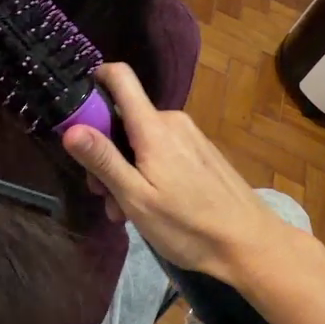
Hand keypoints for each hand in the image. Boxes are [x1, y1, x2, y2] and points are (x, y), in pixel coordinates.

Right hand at [62, 63, 301, 286]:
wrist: (254, 248)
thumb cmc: (189, 225)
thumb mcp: (137, 198)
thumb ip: (103, 160)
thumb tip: (70, 128)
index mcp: (153, 127)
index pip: (120, 76)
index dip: (94, 78)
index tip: (76, 106)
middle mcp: (171, 121)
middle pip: (124, 118)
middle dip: (105, 150)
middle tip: (101, 193)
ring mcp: (189, 137)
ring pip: (141, 139)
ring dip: (126, 169)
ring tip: (126, 211)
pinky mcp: (201, 153)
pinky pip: (162, 150)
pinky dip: (148, 171)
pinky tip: (152, 207)